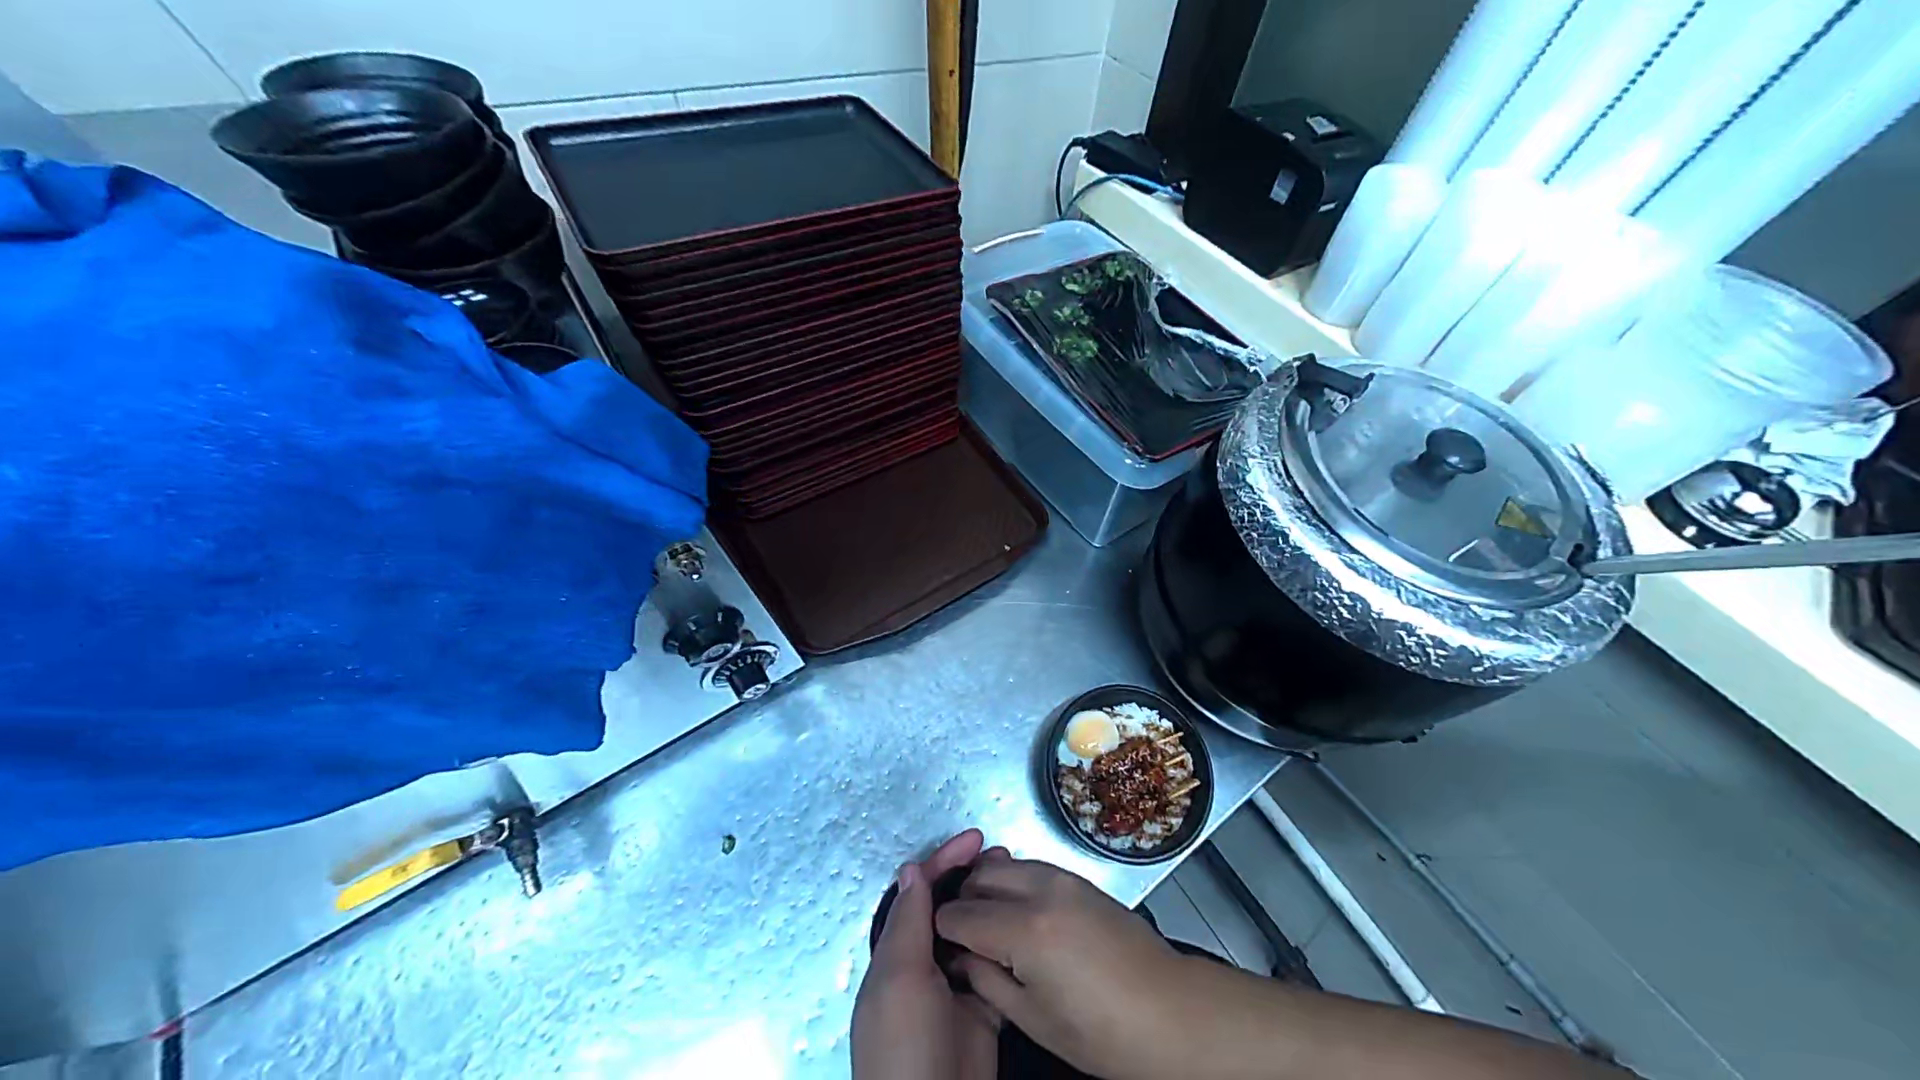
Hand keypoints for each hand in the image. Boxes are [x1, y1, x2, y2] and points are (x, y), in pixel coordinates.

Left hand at [852, 829, 999, 1079]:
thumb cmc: (904, 1042)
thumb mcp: (899, 978)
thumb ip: (908, 923)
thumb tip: (910, 869)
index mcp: (897, 951)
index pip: (920, 892)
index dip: (945, 861)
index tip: (976, 839)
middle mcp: (923, 964)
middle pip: (949, 908)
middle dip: (973, 878)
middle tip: (1005, 856)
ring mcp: (953, 989)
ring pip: (975, 935)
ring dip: (992, 907)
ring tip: (1020, 882)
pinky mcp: (981, 1013)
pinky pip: (995, 970)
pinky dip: (1008, 947)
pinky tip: (1027, 928)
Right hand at [935, 851, 1204, 1079]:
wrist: (1171, 1012)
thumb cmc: (1101, 1031)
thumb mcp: (1033, 1018)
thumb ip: (986, 979)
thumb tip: (961, 956)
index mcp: (1025, 929)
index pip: (961, 914)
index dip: (944, 930)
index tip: (943, 945)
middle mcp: (1040, 890)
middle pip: (979, 876)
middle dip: (964, 901)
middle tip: (965, 935)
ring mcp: (1063, 878)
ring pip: (1005, 864)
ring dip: (988, 886)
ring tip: (992, 923)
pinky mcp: (1079, 878)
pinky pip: (1031, 867)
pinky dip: (1014, 882)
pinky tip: (1020, 913)